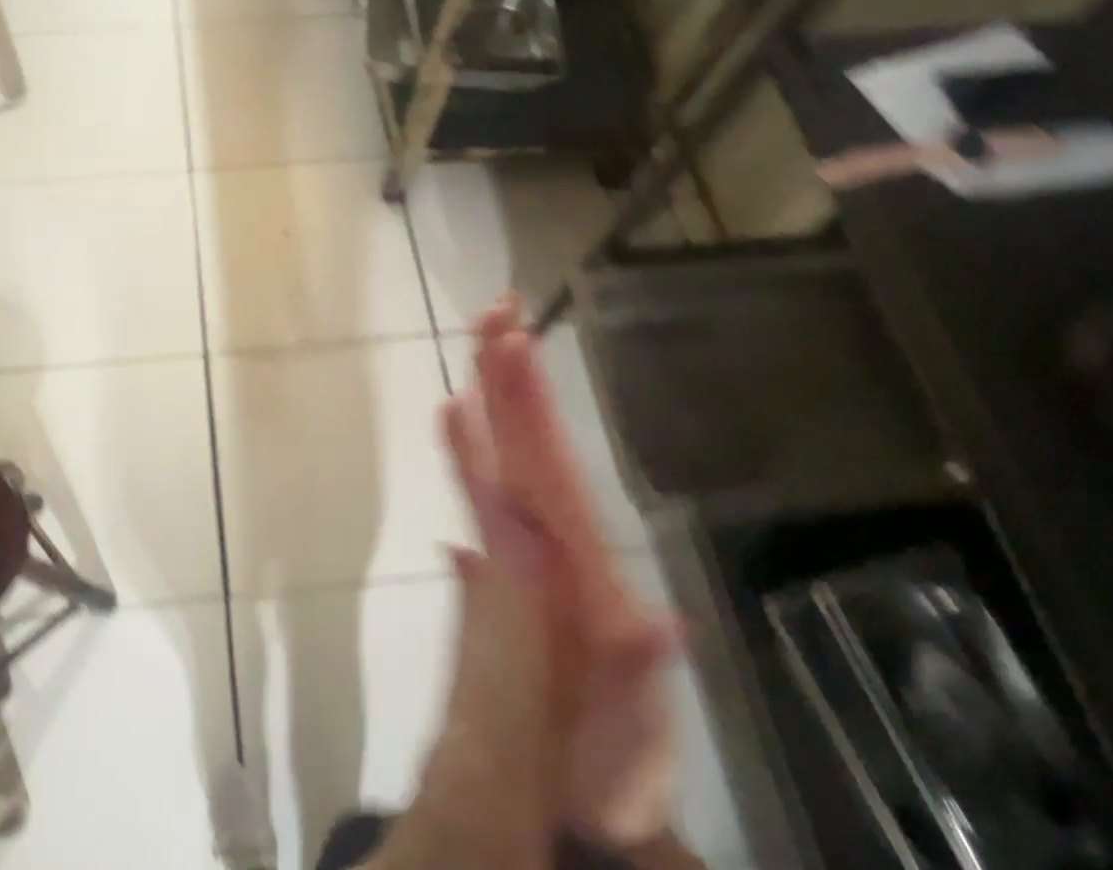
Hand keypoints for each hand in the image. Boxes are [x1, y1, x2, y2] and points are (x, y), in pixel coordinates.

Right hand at [441, 298, 681, 850]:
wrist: (581, 802)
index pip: (557, 481)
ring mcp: (533, 563)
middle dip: (513, 385)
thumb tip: (658, 623)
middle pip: (535, 458)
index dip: (531, 415)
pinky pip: (485, 506)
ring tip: (473, 350)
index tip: (513, 344)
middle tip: (494, 311)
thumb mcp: (627, 747)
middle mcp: (562, 556)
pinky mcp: (506, 576)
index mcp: (587, 578)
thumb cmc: (605, 776)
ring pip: (509, 471)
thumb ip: (639, 687)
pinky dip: (469, 463)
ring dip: (493, 410)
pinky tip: (453, 426)